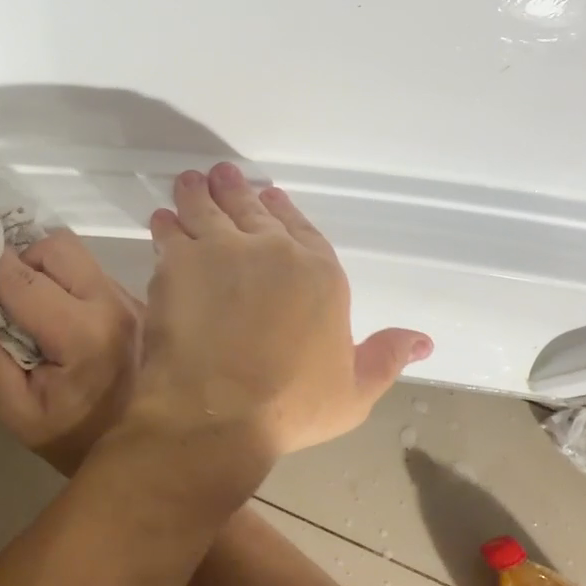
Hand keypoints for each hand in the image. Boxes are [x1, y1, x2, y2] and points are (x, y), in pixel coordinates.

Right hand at [0, 231, 141, 475]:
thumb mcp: (13, 409)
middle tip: (3, 296)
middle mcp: (113, 304)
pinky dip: (64, 280)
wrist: (138, 454)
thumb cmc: (70, 436)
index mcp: (83, 333)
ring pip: (76, 253)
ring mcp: (131, 300)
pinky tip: (56, 313)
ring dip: (43, 268)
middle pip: (55, 246)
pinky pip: (91, 270)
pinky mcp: (137, 301)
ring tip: (30, 305)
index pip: (19, 276)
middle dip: (19, 262)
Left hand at [126, 163, 429, 478]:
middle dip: (236, 191)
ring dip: (197, 194)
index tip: (271, 197)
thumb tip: (421, 340)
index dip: (284, 212)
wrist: (218, 410)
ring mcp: (221, 251)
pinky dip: (167, 224)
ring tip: (189, 183)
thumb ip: (384, 358)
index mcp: (320, 275)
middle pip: (251, 211)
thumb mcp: (353, 392)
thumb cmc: (289, 408)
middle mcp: (272, 251)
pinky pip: (170, 232)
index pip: (302, 230)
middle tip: (222, 176)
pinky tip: (163, 219)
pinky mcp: (177, 262)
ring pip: (207, 210)